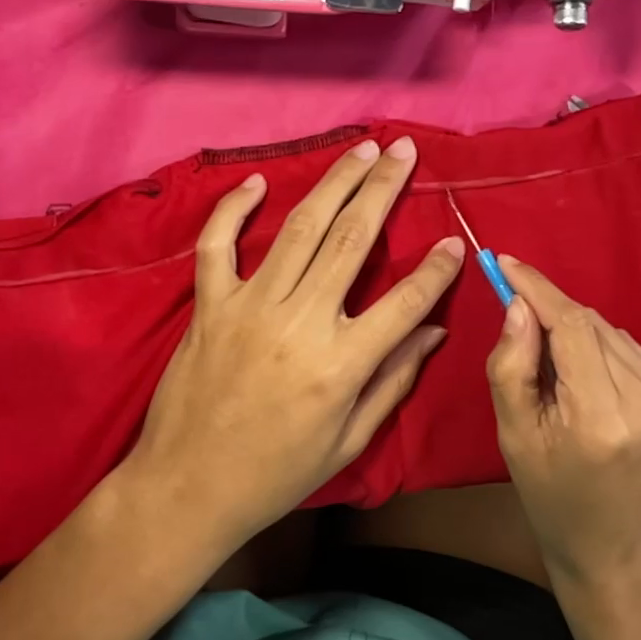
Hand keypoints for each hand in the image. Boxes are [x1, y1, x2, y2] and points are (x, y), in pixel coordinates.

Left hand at [124, 137, 465, 542]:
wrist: (186, 490)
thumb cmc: (276, 472)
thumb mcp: (349, 440)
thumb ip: (394, 380)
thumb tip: (433, 331)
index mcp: (340, 364)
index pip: (405, 302)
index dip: (436, 269)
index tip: (454, 240)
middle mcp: (299, 323)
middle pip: (352, 240)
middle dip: (384, 189)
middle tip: (403, 151)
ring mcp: (249, 308)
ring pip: (300, 229)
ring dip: (335, 182)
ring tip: (362, 149)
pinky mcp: (210, 306)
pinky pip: (217, 247)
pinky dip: (232, 210)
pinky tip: (256, 183)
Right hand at [485, 256, 640, 582]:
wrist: (609, 541)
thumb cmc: (550, 491)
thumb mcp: (514, 434)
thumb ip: (511, 366)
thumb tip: (519, 305)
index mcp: (601, 417)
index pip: (572, 327)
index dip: (539, 290)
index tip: (505, 263)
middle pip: (589, 324)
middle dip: (549, 313)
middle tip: (517, 322)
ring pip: (607, 330)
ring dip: (573, 331)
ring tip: (553, 368)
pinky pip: (625, 346)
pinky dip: (597, 346)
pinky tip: (584, 375)